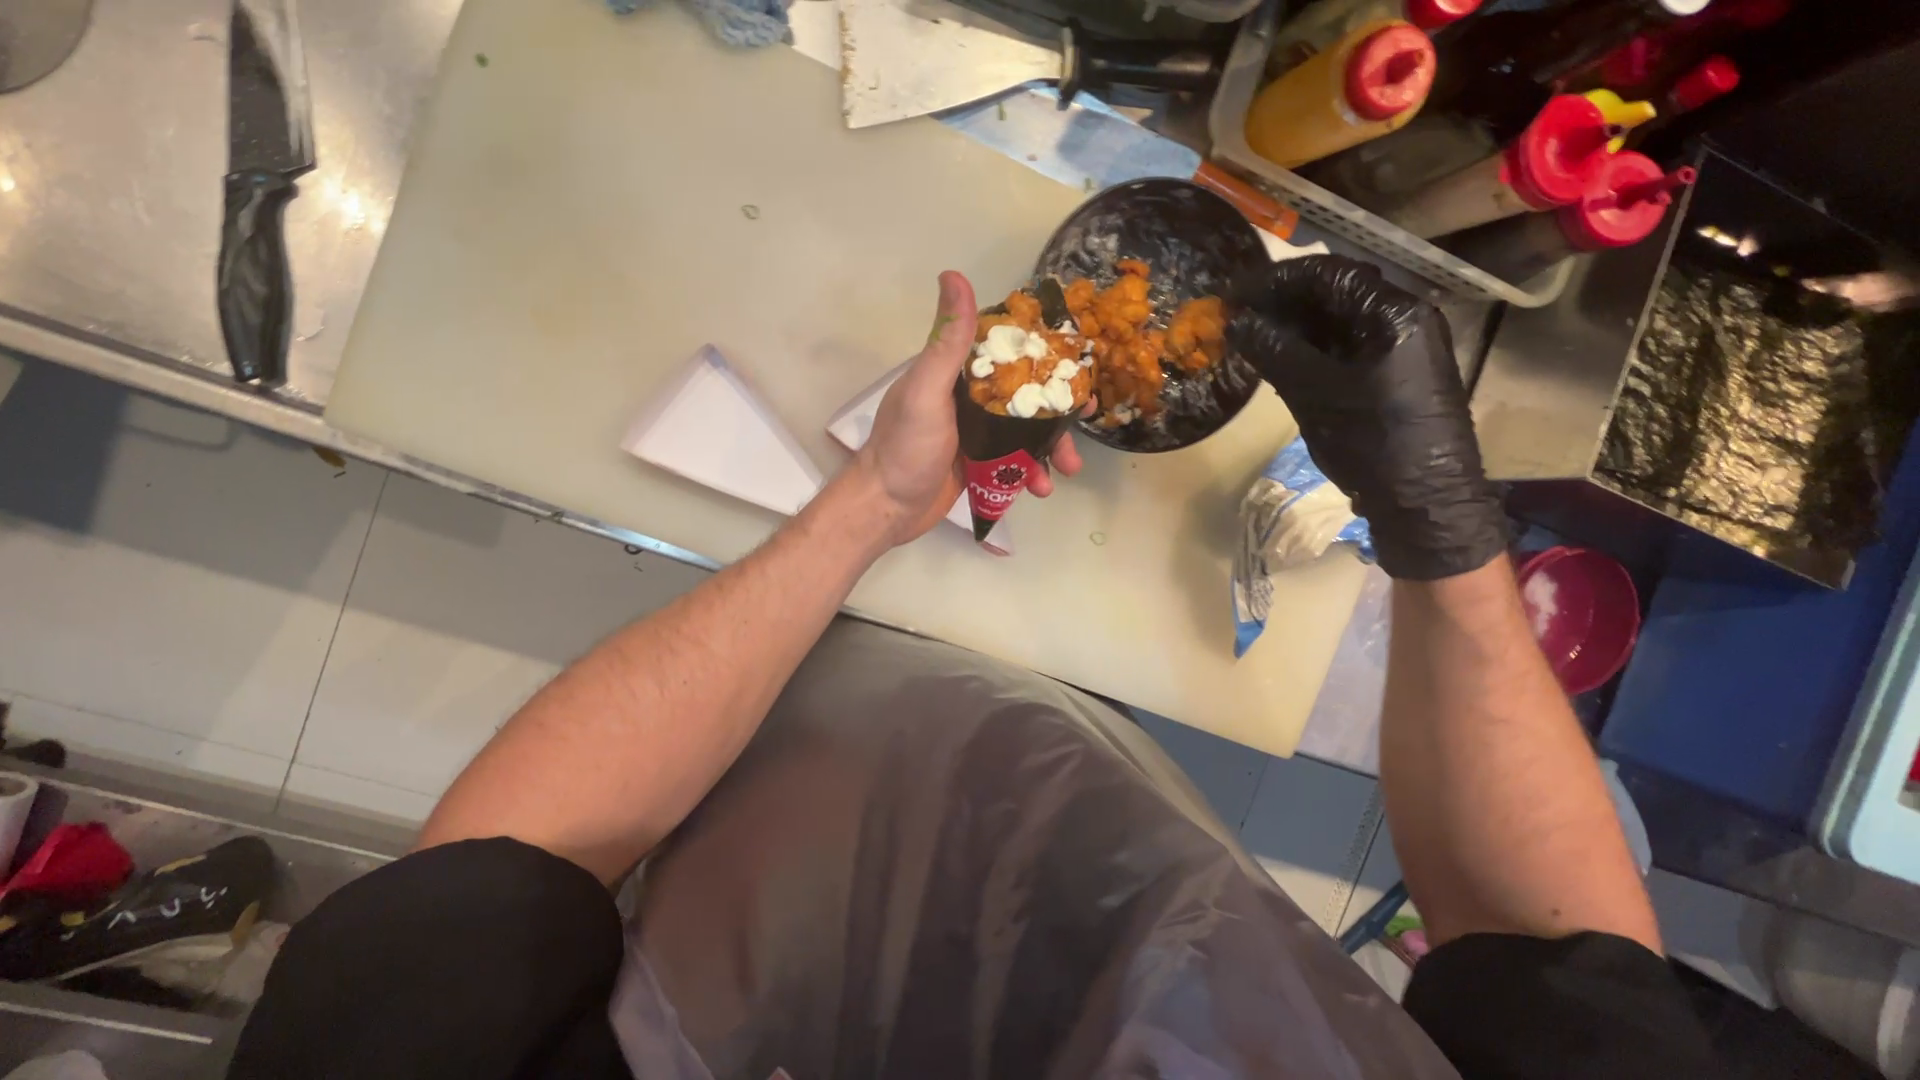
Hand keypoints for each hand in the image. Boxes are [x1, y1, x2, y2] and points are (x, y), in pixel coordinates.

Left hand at [851, 271, 1083, 547]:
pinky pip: (1015, 462)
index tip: (1077, 360)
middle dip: (1058, 408)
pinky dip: (1033, 473)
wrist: (886, 508)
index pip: (1007, 351)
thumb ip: (947, 341)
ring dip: (1052, 447)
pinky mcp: (978, 464)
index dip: (1044, 353)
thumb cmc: (905, 447)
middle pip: (1025, 394)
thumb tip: (953, 275)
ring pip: (1026, 432)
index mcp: (955, 373)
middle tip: (1087, 415)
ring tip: (1069, 468)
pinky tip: (1043, 488)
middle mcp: (967, 398)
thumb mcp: (926, 389)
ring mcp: (974, 434)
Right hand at [1226, 255, 1504, 579]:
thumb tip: (1236, 322)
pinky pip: (1347, 347)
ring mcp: (1401, 348)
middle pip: (1335, 294)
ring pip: (1339, 322)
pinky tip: (1279, 360)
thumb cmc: (1373, 441)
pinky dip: (1312, 349)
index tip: (1234, 295)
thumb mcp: (1315, 393)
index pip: (1329, 273)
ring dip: (1295, 326)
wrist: (1424, 503)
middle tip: (1237, 317)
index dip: (1276, 280)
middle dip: (1283, 302)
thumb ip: (1274, 351)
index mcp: (1394, 312)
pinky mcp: (1394, 375)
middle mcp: (1404, 319)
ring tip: (1250, 338)